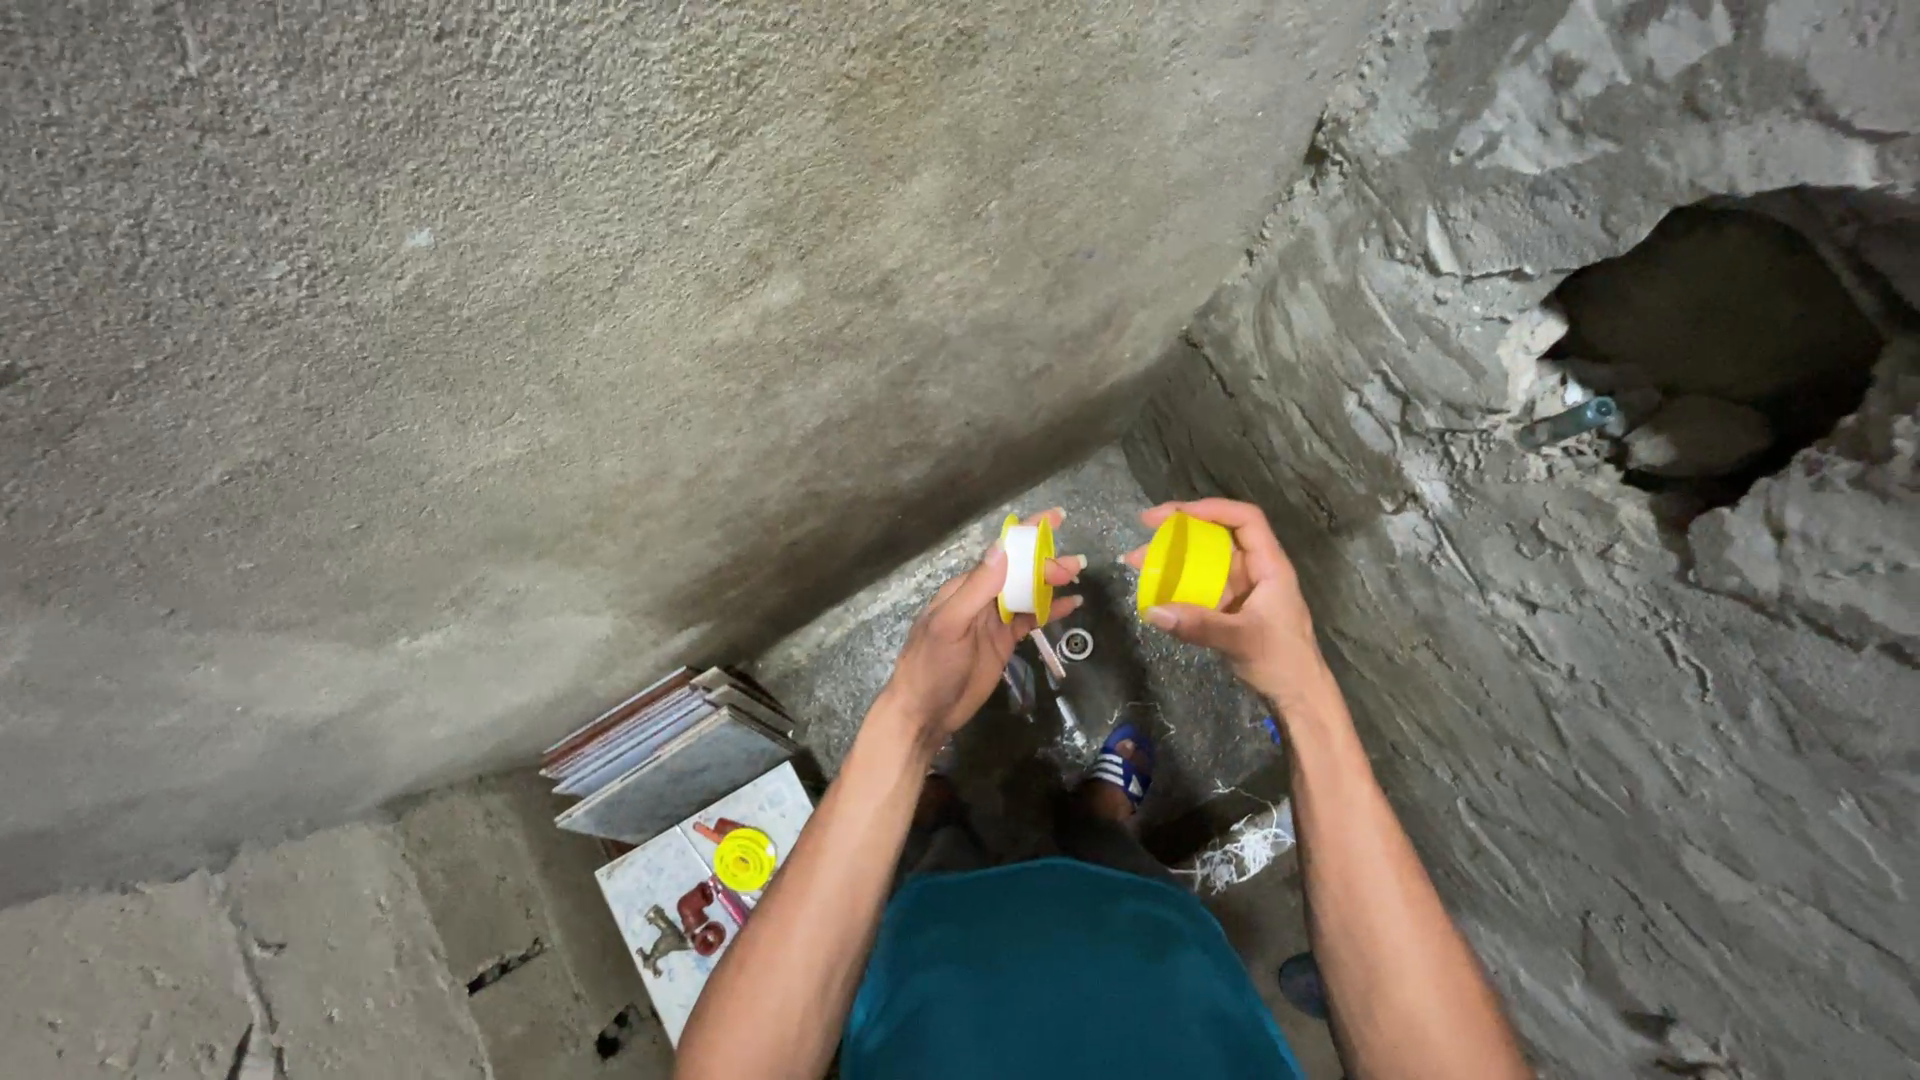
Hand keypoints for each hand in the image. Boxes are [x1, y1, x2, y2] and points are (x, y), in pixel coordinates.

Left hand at [879, 509, 1084, 741]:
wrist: (925, 713)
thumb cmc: (931, 666)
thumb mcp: (950, 625)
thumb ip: (977, 589)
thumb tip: (1002, 550)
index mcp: (964, 588)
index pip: (1000, 554)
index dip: (1025, 535)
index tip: (1054, 518)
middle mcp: (980, 599)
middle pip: (1018, 572)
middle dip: (1045, 563)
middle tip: (1074, 566)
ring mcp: (992, 621)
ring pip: (1027, 593)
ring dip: (1051, 583)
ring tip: (1078, 575)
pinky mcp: (1003, 642)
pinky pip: (1029, 619)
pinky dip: (1049, 610)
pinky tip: (1070, 605)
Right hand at [1123, 498, 1324, 707]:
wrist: (1298, 697)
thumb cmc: (1283, 661)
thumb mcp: (1242, 640)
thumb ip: (1199, 625)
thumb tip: (1153, 611)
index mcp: (1270, 566)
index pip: (1245, 519)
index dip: (1211, 509)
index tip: (1174, 515)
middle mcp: (1255, 571)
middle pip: (1218, 536)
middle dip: (1181, 530)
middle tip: (1146, 527)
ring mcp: (1241, 590)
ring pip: (1204, 562)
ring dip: (1172, 558)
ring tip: (1136, 561)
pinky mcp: (1229, 610)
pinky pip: (1199, 587)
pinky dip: (1176, 584)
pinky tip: (1152, 591)